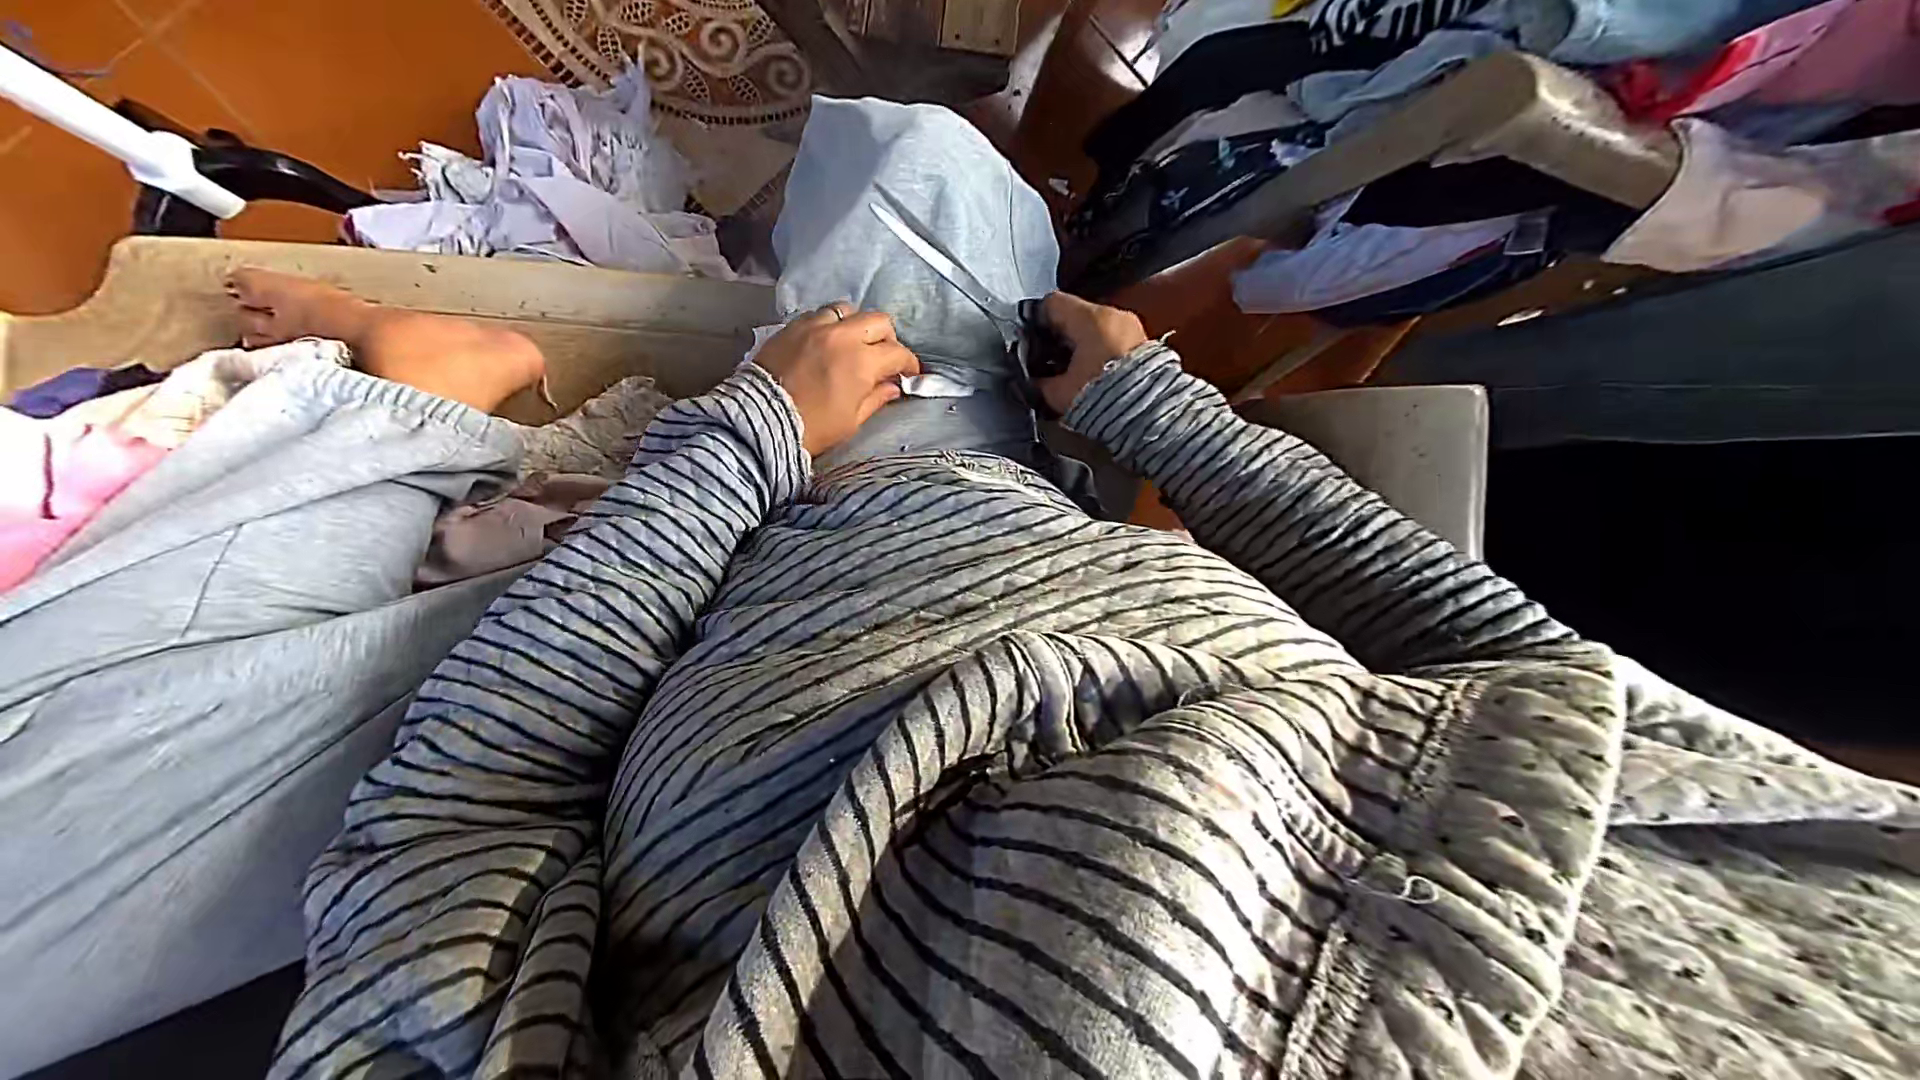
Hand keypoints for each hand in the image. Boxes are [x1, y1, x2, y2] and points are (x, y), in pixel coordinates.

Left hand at [756, 301, 921, 455]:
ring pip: (849, 310)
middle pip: (878, 320)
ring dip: (858, 325)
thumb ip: (876, 398)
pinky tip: (829, 341)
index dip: (909, 363)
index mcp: (862, 361)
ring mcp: (815, 326)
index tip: (910, 374)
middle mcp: (842, 335)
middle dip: (888, 338)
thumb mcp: (851, 420)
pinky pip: (821, 314)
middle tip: (885, 357)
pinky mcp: (793, 326)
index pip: (898, 352)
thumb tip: (892, 386)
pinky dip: (832, 324)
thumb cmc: (813, 427)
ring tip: (855, 343)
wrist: (762, 420)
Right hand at [1033, 292, 1149, 414]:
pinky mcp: (1143, 344)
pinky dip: (1097, 351)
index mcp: (1091, 319)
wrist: (1147, 416)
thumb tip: (1033, 380)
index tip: (1029, 337)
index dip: (1035, 320)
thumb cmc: (1106, 400)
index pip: (1052, 303)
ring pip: (1094, 326)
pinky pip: (1111, 338)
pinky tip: (1089, 374)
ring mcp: (1131, 328)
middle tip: (1045, 358)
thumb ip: (1040, 382)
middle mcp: (1113, 316)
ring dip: (1078, 344)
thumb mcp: (1059, 393)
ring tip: (1067, 370)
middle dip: (1058, 336)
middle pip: (1074, 313)